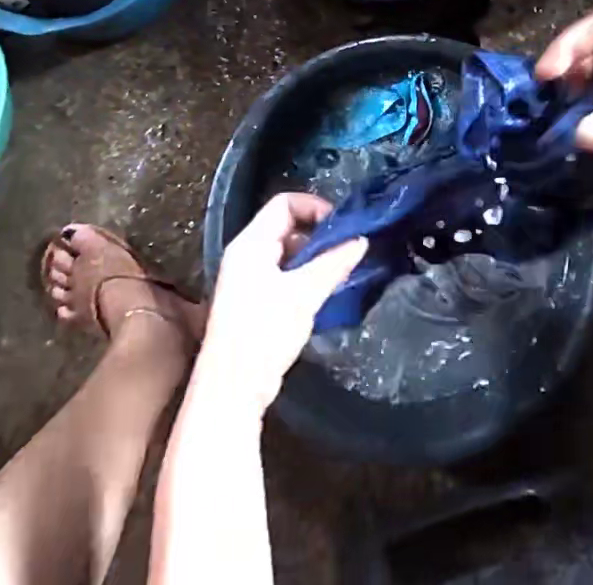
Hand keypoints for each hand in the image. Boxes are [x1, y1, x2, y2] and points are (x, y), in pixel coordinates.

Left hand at [194, 193, 367, 415]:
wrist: (232, 389)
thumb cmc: (263, 333)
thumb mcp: (305, 293)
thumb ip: (334, 262)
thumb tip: (361, 240)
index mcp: (250, 244)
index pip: (284, 203)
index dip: (315, 207)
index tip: (342, 225)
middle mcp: (246, 254)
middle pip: (286, 224)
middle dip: (319, 232)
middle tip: (347, 246)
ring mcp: (248, 278)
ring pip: (288, 250)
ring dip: (315, 255)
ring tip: (342, 268)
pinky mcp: (255, 300)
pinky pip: (285, 272)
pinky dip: (306, 274)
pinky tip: (326, 288)